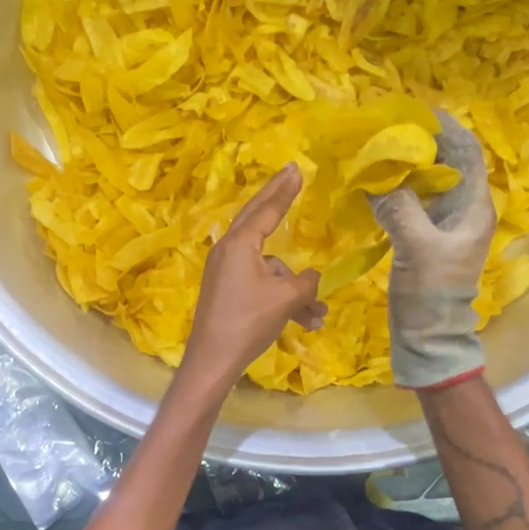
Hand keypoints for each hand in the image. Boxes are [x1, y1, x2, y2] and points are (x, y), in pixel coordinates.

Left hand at [183, 164, 325, 388]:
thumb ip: (305, 282)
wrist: (213, 360)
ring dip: (295, 289)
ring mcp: (225, 273)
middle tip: (292, 175)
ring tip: (315, 314)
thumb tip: (311, 278)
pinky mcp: (226, 293)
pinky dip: (281, 300)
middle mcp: (229, 252)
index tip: (295, 169)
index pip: (266, 210)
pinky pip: (261, 286)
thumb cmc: (248, 321)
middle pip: (258, 220)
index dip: (284, 191)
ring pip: (270, 270)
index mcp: (239, 245)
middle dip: (279, 202)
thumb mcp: (285, 299)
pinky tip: (303, 323)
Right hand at [371, 111, 497, 389]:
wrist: (428, 338)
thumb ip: (400, 207)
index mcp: (474, 207)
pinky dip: (396, 190)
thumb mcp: (417, 247)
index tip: (417, 112)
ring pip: (428, 184)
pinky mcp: (425, 239)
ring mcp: (444, 226)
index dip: (446, 129)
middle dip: (421, 144)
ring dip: (406, 167)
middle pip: (447, 164)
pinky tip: (375, 186)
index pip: (467, 153)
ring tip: (378, 151)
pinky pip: (413, 204)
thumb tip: (378, 176)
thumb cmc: (432, 294)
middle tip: (388, 129)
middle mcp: (464, 211)